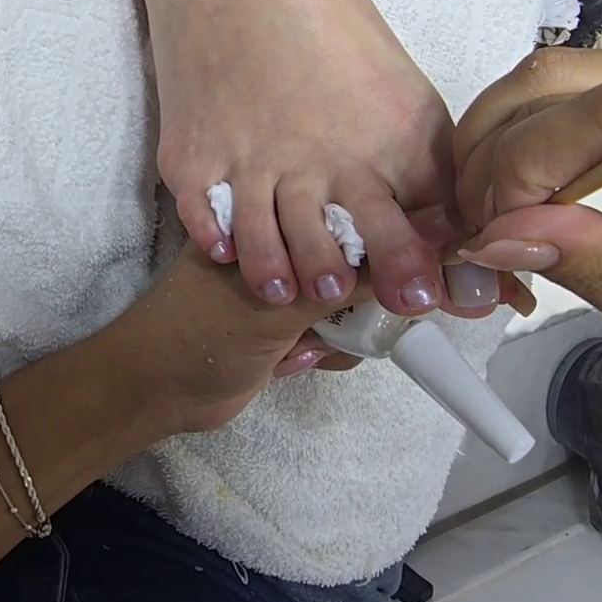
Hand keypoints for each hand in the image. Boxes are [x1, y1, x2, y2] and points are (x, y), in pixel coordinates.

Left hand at [97, 244, 537, 435]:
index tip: (446, 280)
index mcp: (285, 212)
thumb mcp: (277, 303)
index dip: (411, 246)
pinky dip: (321, 356)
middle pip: (373, 262)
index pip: (367, 214)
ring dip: (340, 339)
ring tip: (298, 349)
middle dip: (375, 302)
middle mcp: (295, 239)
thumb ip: (348, 278)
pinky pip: (336, 338)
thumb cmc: (204, 329)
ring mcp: (293, 283)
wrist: (156, 389)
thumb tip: (419, 253)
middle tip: (360, 324)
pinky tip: (285, 364)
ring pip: (359, 306)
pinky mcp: (290, 323)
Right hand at [121, 0, 469, 319]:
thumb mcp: (390, 70)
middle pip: (352, 256)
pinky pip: (208, 228)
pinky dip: (223, 246)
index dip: (425, 271)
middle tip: (362, 300)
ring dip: (289, 278)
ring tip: (293, 288)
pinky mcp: (191, 159)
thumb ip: (411, 147)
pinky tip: (229, 249)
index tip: (429, 293)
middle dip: (368, 288)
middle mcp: (323, 163)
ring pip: (275, 256)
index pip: (419, 231)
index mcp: (388, 138)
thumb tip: (424, 206)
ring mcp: (251, 166)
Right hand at [448, 49, 601, 388]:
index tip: (501, 226)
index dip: (533, 160)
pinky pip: (575, 77)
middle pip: (573, 85)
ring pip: (560, 70)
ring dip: (497, 130)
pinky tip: (521, 170)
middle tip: (479, 221)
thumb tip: (495, 234)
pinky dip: (522, 120)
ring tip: (491, 197)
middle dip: (497, 152)